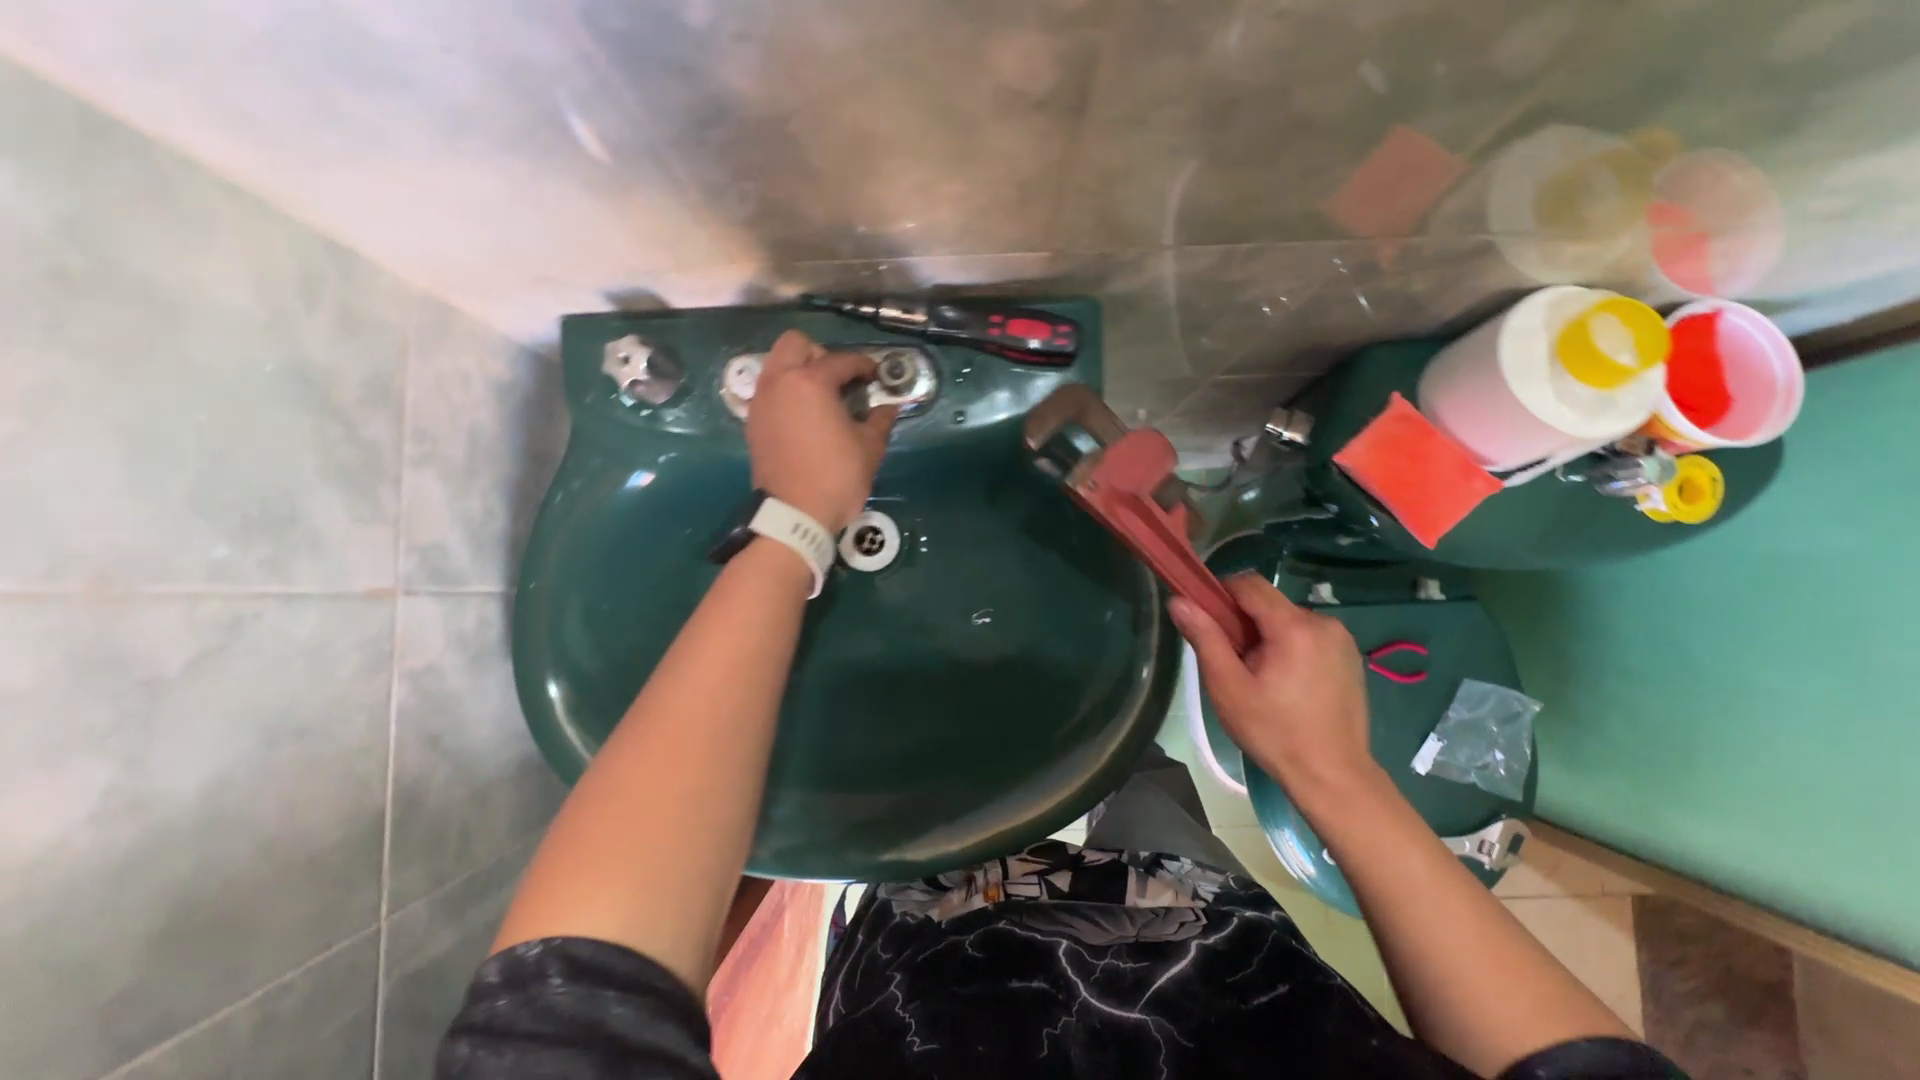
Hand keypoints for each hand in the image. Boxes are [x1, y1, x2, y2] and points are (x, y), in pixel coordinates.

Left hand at [746, 330, 897, 532]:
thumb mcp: (869, 448)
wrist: (795, 515)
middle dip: (819, 354)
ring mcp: (761, 401)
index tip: (875, 376)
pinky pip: (769, 391)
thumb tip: (889, 408)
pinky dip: (785, 392)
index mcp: (811, 382)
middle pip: (795, 344)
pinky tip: (804, 415)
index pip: (841, 360)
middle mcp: (779, 382)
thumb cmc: (837, 477)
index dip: (863, 366)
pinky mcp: (753, 422)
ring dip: (798, 370)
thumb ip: (880, 420)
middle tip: (839, 379)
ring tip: (820, 396)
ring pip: (776, 364)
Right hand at [1170, 575, 1378, 802]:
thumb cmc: (1274, 732)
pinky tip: (1290, 686)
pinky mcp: (1352, 657)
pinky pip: (1311, 637)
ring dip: (1270, 638)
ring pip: (1290, 621)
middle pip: (1270, 604)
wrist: (1333, 775)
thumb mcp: (1228, 687)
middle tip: (1236, 665)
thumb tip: (1179, 601)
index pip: (1250, 583)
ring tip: (1264, 681)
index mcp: (1294, 626)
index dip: (1222, 595)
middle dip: (1247, 625)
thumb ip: (1205, 638)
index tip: (1209, 624)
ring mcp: (1343, 640)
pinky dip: (1293, 650)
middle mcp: (1324, 622)